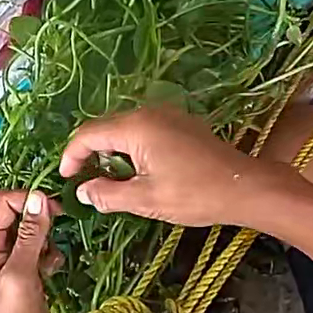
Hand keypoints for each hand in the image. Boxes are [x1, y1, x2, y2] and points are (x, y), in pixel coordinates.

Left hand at [0, 189, 63, 312]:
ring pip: (31, 231)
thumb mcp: (21, 276)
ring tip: (50, 260)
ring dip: (46, 239)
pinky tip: (52, 269)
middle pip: (17, 213)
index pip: (3, 202)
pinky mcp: (24, 274)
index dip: (28, 200)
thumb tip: (39, 199)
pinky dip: (48, 254)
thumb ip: (30, 237)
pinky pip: (38, 250)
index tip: (54, 209)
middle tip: (55, 235)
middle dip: (39, 219)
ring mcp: (8, 261)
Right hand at [59, 105, 298, 226]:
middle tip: (83, 180)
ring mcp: (165, 115)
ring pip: (122, 128)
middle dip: (88, 153)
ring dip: (109, 150)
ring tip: (106, 178)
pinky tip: (133, 169)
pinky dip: (128, 147)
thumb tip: (83, 192)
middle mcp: (147, 113)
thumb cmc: (195, 194)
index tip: (66, 179)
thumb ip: (108, 194)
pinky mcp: (178, 122)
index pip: (88, 134)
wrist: (247, 187)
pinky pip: (140, 129)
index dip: (71, 156)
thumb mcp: (146, 200)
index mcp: (135, 127)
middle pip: (103, 127)